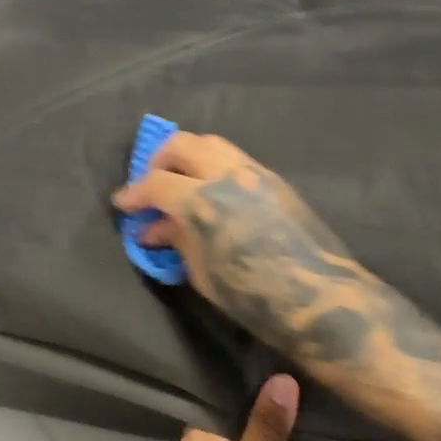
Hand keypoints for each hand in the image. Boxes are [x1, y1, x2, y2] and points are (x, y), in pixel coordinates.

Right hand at [115, 133, 371, 360]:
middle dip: (159, 161)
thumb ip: (177, 241)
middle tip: (151, 187)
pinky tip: (211, 192)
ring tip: (180, 182)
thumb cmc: (252, 295)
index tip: (123, 205)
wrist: (318, 296)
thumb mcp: (202, 273)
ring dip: (188, 157)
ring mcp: (253, 172)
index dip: (134, 194)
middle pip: (182, 145)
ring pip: (210, 143)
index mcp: (202, 201)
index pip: (156, 184)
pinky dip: (213, 165)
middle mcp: (226, 174)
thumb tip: (156, 228)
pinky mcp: (273, 179)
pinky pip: (234, 158)